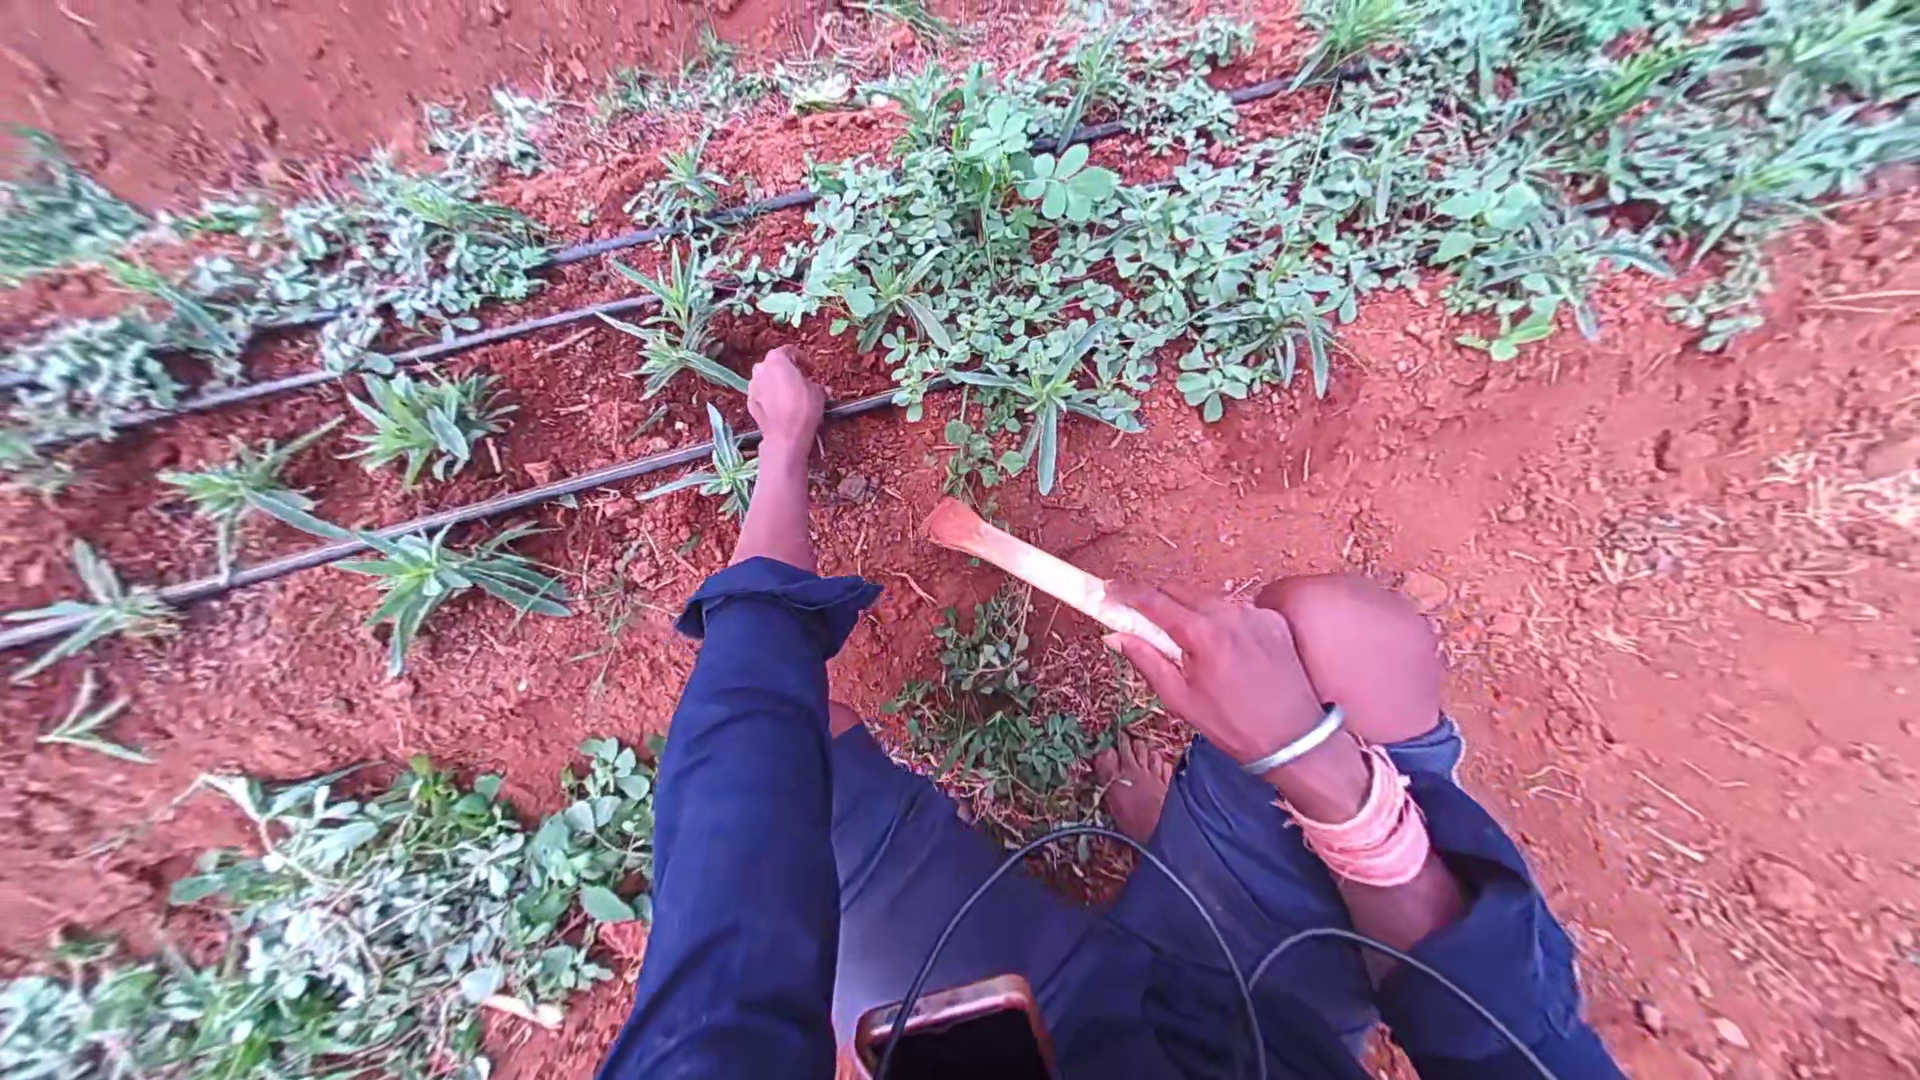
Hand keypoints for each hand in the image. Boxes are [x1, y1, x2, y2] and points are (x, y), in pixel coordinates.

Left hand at [747, 346, 825, 455]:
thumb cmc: (803, 409)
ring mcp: (753, 386)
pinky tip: (782, 407)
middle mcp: (761, 369)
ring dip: (778, 384)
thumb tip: (819, 387)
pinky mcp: (750, 402)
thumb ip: (816, 385)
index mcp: (777, 360)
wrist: (786, 436)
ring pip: (767, 380)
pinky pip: (763, 395)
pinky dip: (771, 397)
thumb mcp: (818, 393)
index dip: (803, 359)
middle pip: (775, 365)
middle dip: (788, 371)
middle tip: (802, 382)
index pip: (789, 351)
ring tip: (792, 396)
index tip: (811, 369)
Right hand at [1106, 581, 1368, 815]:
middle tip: (1137, 617)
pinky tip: (1216, 645)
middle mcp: (1230, 613)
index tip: (1106, 591)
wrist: (1296, 740)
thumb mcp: (1178, 698)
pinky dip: (1216, 618)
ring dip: (1185, 608)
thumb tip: (1114, 636)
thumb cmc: (1232, 724)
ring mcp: (1254, 614)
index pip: (1153, 600)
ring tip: (1180, 639)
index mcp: (1203, 633)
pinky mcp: (1272, 619)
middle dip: (1153, 599)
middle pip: (1177, 590)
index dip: (1125, 592)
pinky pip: (1232, 608)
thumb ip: (1145, 659)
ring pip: (1205, 597)